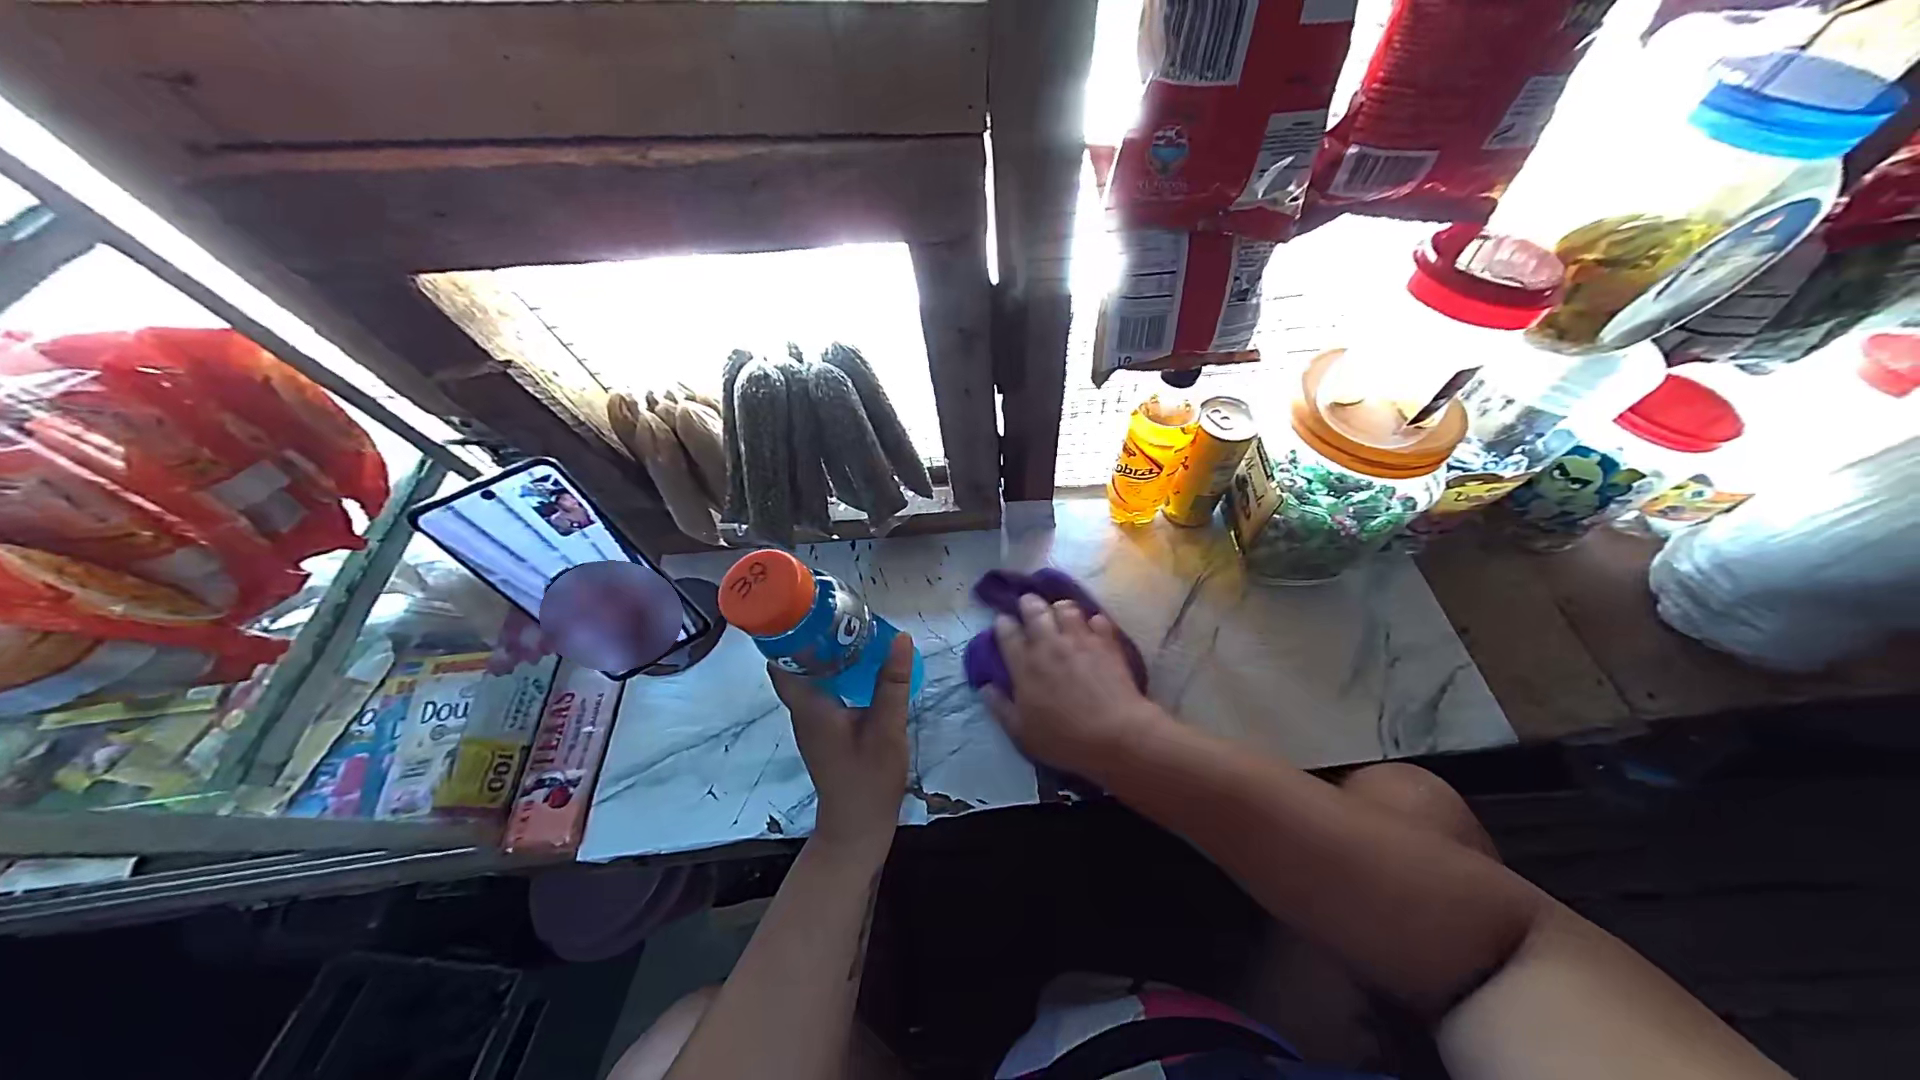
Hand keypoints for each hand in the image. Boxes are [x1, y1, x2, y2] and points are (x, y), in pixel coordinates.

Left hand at [770, 633, 913, 849]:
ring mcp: (812, 722)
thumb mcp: (887, 728)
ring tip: (854, 630)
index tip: (809, 607)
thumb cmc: (868, 779)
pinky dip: (836, 672)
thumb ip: (892, 683)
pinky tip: (861, 666)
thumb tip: (901, 638)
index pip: (781, 661)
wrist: (857, 827)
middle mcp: (803, 710)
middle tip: (841, 612)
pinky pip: (823, 690)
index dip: (788, 632)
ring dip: (826, 654)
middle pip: (795, 663)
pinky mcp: (823, 730)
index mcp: (809, 706)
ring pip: (810, 677)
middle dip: (813, 636)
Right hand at [981, 594, 1169, 777]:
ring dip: (1060, 609)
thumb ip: (999, 706)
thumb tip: (985, 685)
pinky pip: (1097, 619)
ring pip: (1065, 607)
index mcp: (1024, 665)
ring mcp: (1080, 640)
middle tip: (1029, 608)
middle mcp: (1049, 644)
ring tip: (1061, 617)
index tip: (1004, 623)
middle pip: (1034, 608)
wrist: (1115, 735)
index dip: (1003, 623)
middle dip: (1028, 604)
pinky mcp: (1107, 642)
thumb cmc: (1064, 739)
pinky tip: (1092, 631)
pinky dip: (1092, 622)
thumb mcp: (1021, 732)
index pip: (1007, 631)